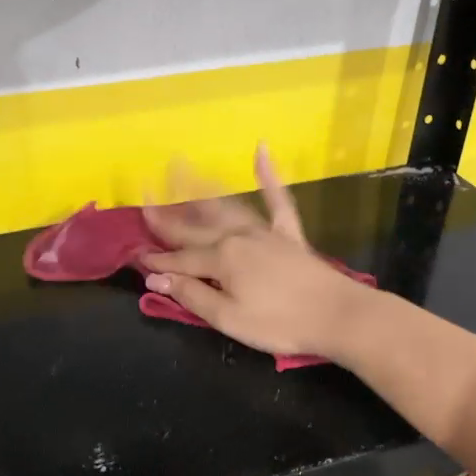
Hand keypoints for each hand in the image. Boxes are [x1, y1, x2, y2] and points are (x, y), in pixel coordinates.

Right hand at [140, 145, 376, 359]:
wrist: (337, 315)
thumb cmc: (279, 324)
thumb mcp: (229, 318)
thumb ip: (192, 296)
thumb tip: (157, 279)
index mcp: (221, 259)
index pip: (180, 259)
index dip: (158, 261)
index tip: (137, 257)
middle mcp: (238, 237)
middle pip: (196, 228)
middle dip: (168, 218)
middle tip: (144, 201)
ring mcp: (265, 232)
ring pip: (226, 207)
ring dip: (201, 190)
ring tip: (180, 170)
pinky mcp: (289, 234)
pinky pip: (277, 199)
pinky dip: (269, 175)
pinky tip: (262, 150)